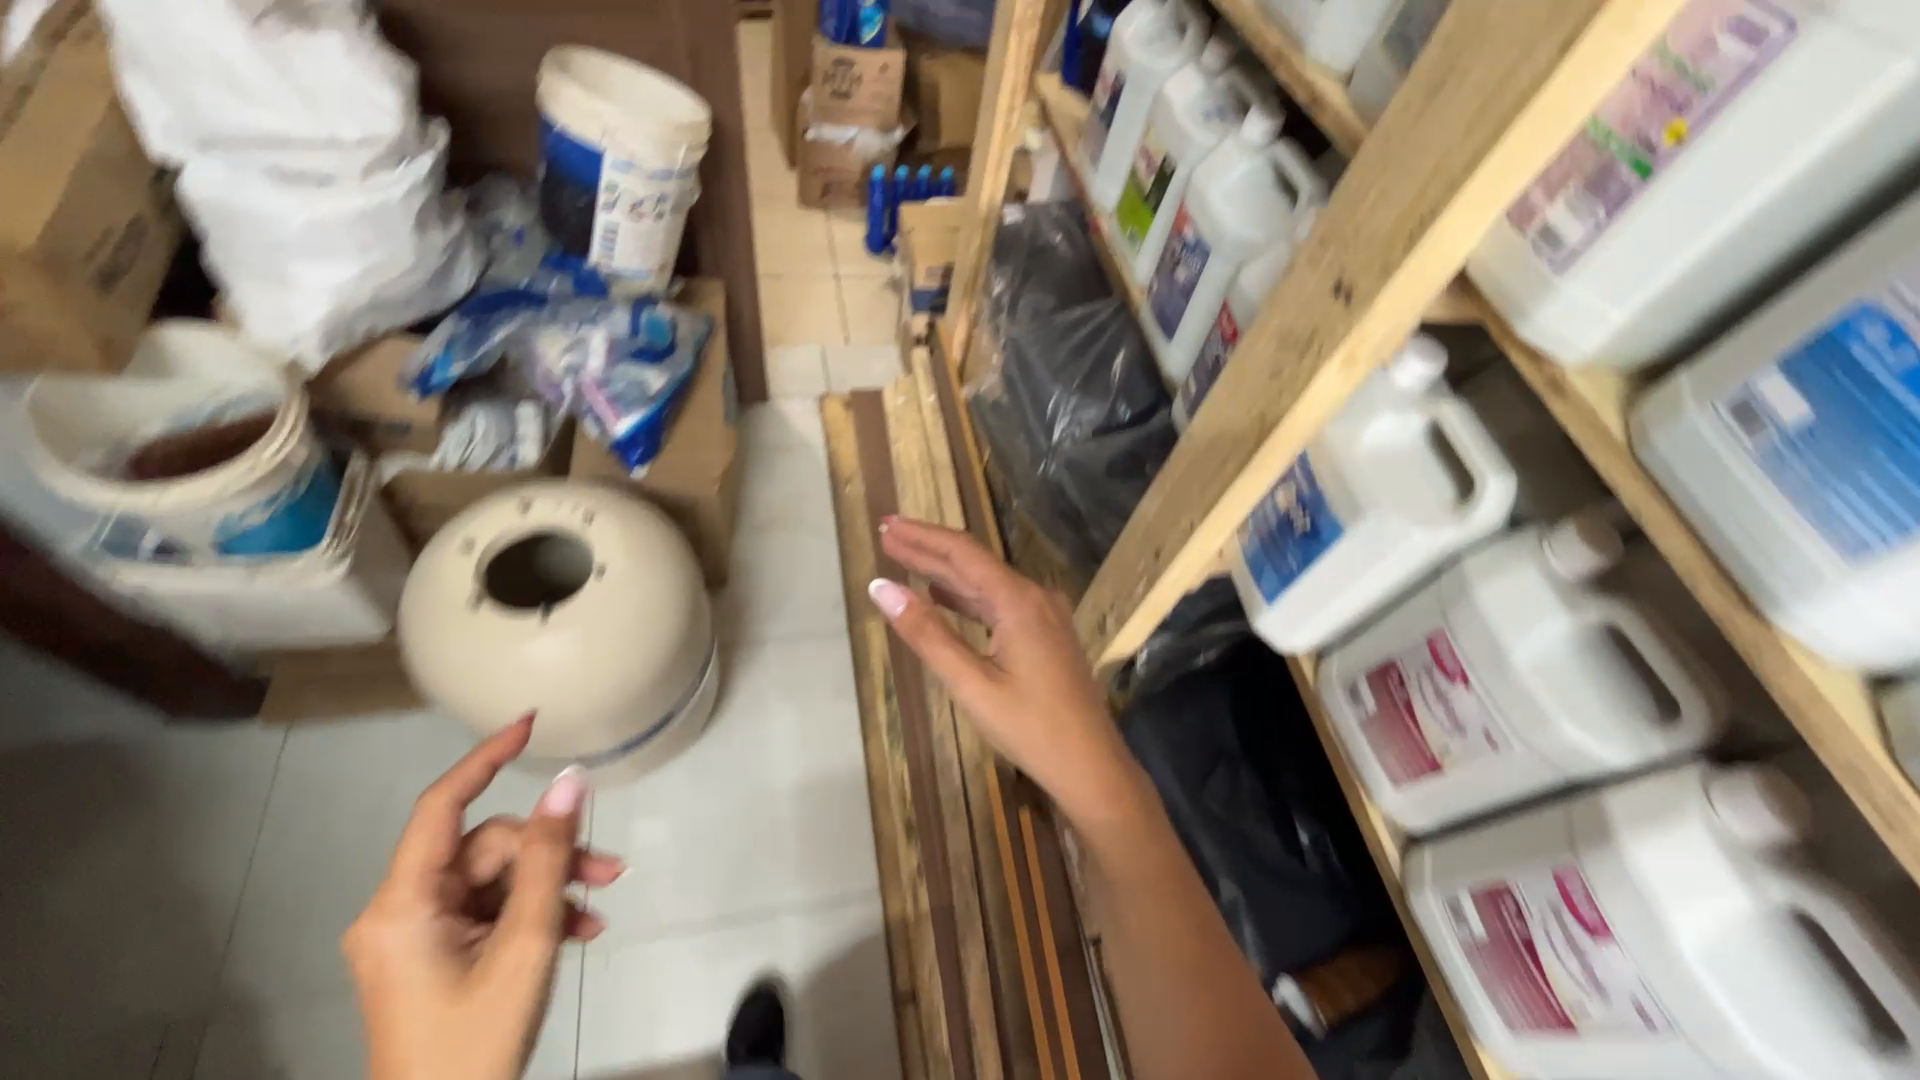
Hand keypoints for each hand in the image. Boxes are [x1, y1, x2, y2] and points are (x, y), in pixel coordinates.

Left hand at [344, 716, 622, 1079]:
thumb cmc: (475, 1042)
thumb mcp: (526, 944)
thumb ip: (549, 859)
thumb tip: (570, 784)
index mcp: (402, 905)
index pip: (441, 806)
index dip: (486, 759)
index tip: (531, 724)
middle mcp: (398, 911)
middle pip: (486, 850)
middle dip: (550, 855)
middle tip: (609, 873)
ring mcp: (413, 936)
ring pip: (494, 881)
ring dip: (550, 888)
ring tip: (599, 910)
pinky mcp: (431, 956)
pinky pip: (488, 912)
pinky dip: (532, 915)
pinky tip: (577, 932)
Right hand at [868, 518, 1149, 826]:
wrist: (1092, 766)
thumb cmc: (1030, 728)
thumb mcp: (971, 684)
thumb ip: (926, 633)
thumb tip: (881, 588)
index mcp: (1018, 601)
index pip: (962, 552)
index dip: (921, 536)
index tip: (886, 525)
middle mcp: (1035, 597)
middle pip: (974, 563)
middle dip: (928, 548)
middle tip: (886, 534)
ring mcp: (1045, 615)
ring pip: (987, 583)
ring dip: (944, 572)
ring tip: (904, 560)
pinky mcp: (1047, 634)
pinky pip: (1001, 604)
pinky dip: (967, 597)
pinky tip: (944, 597)